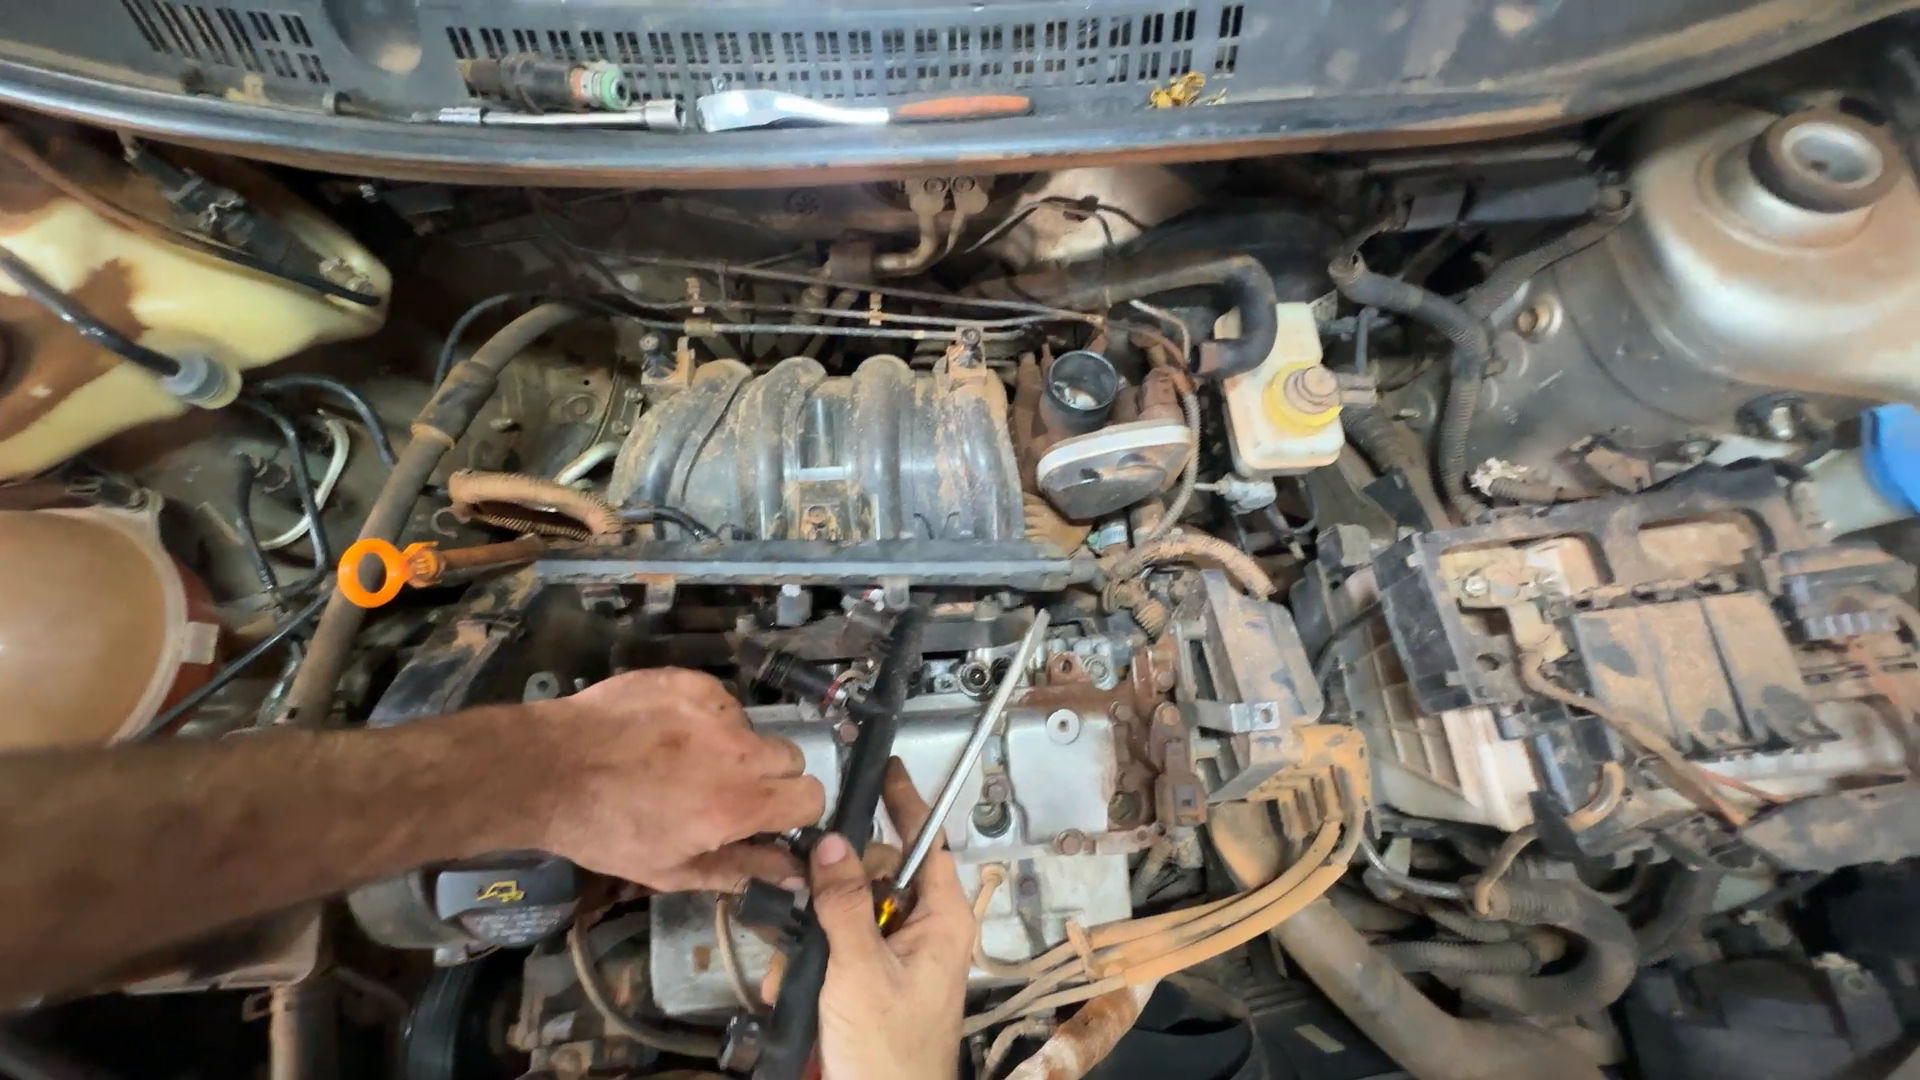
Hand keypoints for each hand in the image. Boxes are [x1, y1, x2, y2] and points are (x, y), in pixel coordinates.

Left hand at [530, 668, 824, 892]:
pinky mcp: (695, 681)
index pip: (812, 796)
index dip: (796, 810)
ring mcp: (718, 709)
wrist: (550, 769)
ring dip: (732, 745)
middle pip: (791, 757)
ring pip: (752, 729)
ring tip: (682, 758)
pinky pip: (720, 701)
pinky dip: (703, 717)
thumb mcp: (672, 868)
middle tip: (725, 787)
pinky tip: (665, 731)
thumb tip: (795, 876)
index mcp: (740, 802)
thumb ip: (743, 870)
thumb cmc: (608, 831)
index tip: (771, 816)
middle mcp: (740, 751)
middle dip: (769, 776)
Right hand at [766, 759, 975, 1079]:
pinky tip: (796, 988)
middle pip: (881, 871)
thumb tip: (832, 840)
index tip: (886, 768)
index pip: (928, 840)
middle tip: (803, 892)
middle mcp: (926, 926)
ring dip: (820, 929)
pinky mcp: (876, 977)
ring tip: (796, 961)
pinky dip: (818, 960)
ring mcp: (901, 953)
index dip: (906, 802)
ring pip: (855, 909)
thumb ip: (846, 903)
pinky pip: (845, 945)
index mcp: (943, 916)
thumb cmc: (888, 1047)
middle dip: (839, 885)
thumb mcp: (862, 971)